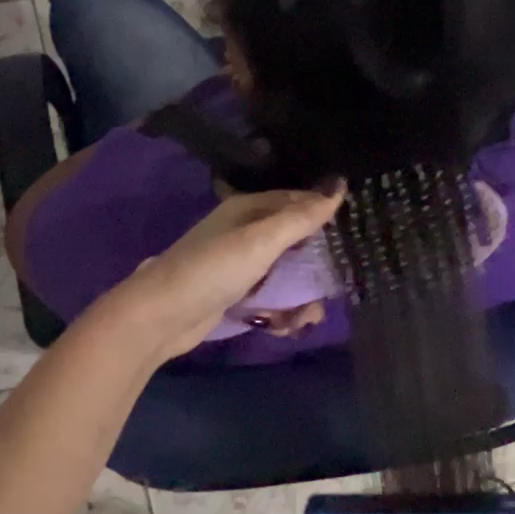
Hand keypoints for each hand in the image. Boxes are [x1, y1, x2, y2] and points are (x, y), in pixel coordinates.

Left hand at [97, 183, 344, 359]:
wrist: (161, 317)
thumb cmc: (213, 270)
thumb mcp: (260, 241)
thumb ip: (301, 218)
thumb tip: (341, 186)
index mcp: (249, 211)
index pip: (298, 203)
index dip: (324, 216)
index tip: (353, 236)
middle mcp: (246, 234)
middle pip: (297, 244)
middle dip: (316, 270)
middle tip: (329, 291)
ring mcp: (241, 268)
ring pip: (287, 277)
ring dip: (301, 300)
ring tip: (302, 320)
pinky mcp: (236, 297)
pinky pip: (271, 300)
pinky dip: (281, 314)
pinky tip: (284, 328)